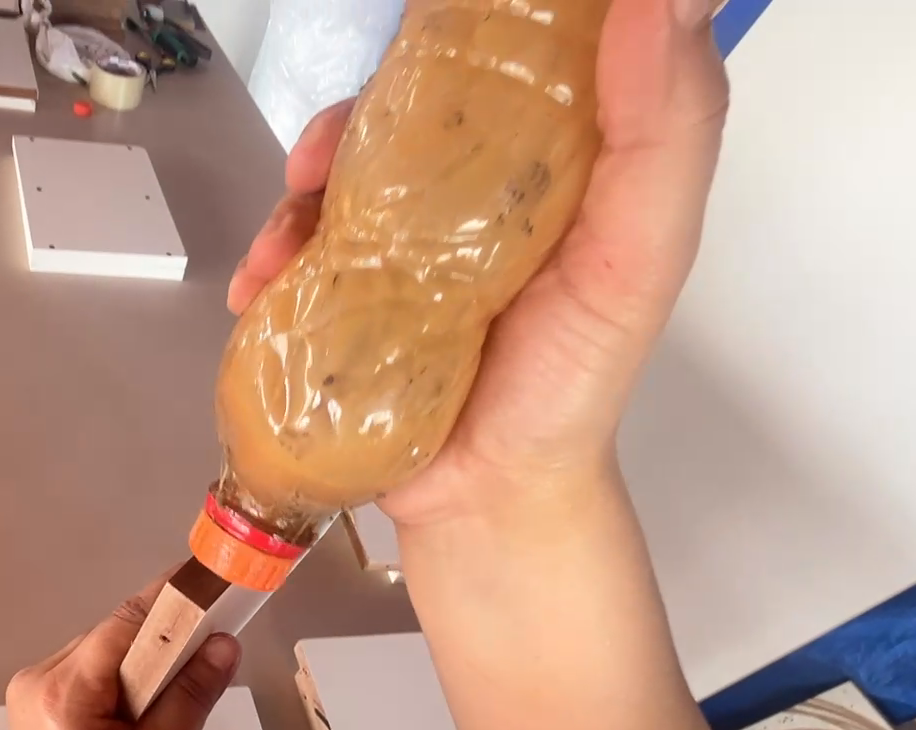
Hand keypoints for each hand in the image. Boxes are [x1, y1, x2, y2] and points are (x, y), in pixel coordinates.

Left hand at [0, 580, 241, 729]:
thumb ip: (190, 701)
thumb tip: (224, 643)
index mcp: (63, 693)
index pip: (125, 624)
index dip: (171, 600)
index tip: (212, 582)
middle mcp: (40, 675)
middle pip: (114, 633)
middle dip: (164, 636)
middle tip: (212, 642)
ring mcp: (33, 683)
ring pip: (104, 647)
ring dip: (144, 658)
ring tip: (181, 684)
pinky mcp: (37, 695)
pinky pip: (92, 665)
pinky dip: (124, 673)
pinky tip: (146, 702)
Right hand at [227, 0, 728, 526]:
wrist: (486, 497)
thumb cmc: (567, 384)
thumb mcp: (638, 260)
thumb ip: (665, 135)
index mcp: (528, 177)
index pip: (483, 79)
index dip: (440, 47)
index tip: (405, 42)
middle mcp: (451, 213)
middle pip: (383, 140)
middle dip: (335, 136)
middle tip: (308, 164)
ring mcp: (387, 269)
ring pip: (325, 204)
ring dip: (284, 210)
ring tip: (269, 257)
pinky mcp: (341, 319)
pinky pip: (292, 275)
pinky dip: (261, 272)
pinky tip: (250, 294)